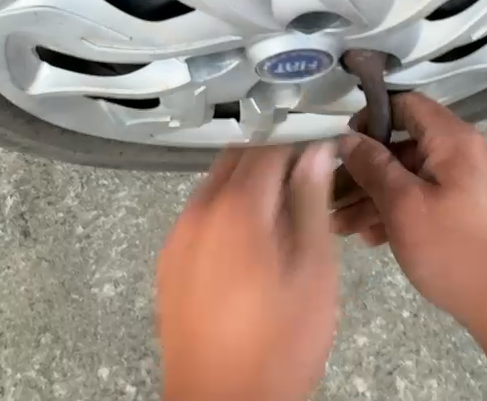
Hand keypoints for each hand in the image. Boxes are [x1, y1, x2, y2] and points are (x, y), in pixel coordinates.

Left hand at [156, 143, 338, 400]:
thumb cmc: (275, 347)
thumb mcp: (312, 272)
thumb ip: (311, 203)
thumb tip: (316, 155)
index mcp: (236, 207)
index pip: (267, 145)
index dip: (296, 138)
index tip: (317, 142)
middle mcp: (199, 210)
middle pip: (236, 156)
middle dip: (270, 155)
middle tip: (302, 173)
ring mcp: (179, 235)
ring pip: (215, 183)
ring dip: (246, 181)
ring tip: (280, 209)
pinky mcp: (169, 260)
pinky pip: (199, 213)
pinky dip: (224, 209)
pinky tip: (249, 239)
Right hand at [332, 93, 486, 330]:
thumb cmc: (454, 249)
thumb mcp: (403, 205)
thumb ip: (372, 166)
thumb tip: (347, 138)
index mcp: (452, 140)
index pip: (406, 104)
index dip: (372, 116)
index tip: (344, 141)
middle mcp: (459, 153)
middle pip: (401, 146)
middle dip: (363, 169)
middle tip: (330, 192)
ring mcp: (461, 184)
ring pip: (406, 176)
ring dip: (371, 196)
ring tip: (337, 224)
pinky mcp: (460, 211)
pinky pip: (420, 198)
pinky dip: (394, 212)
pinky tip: (366, 237)